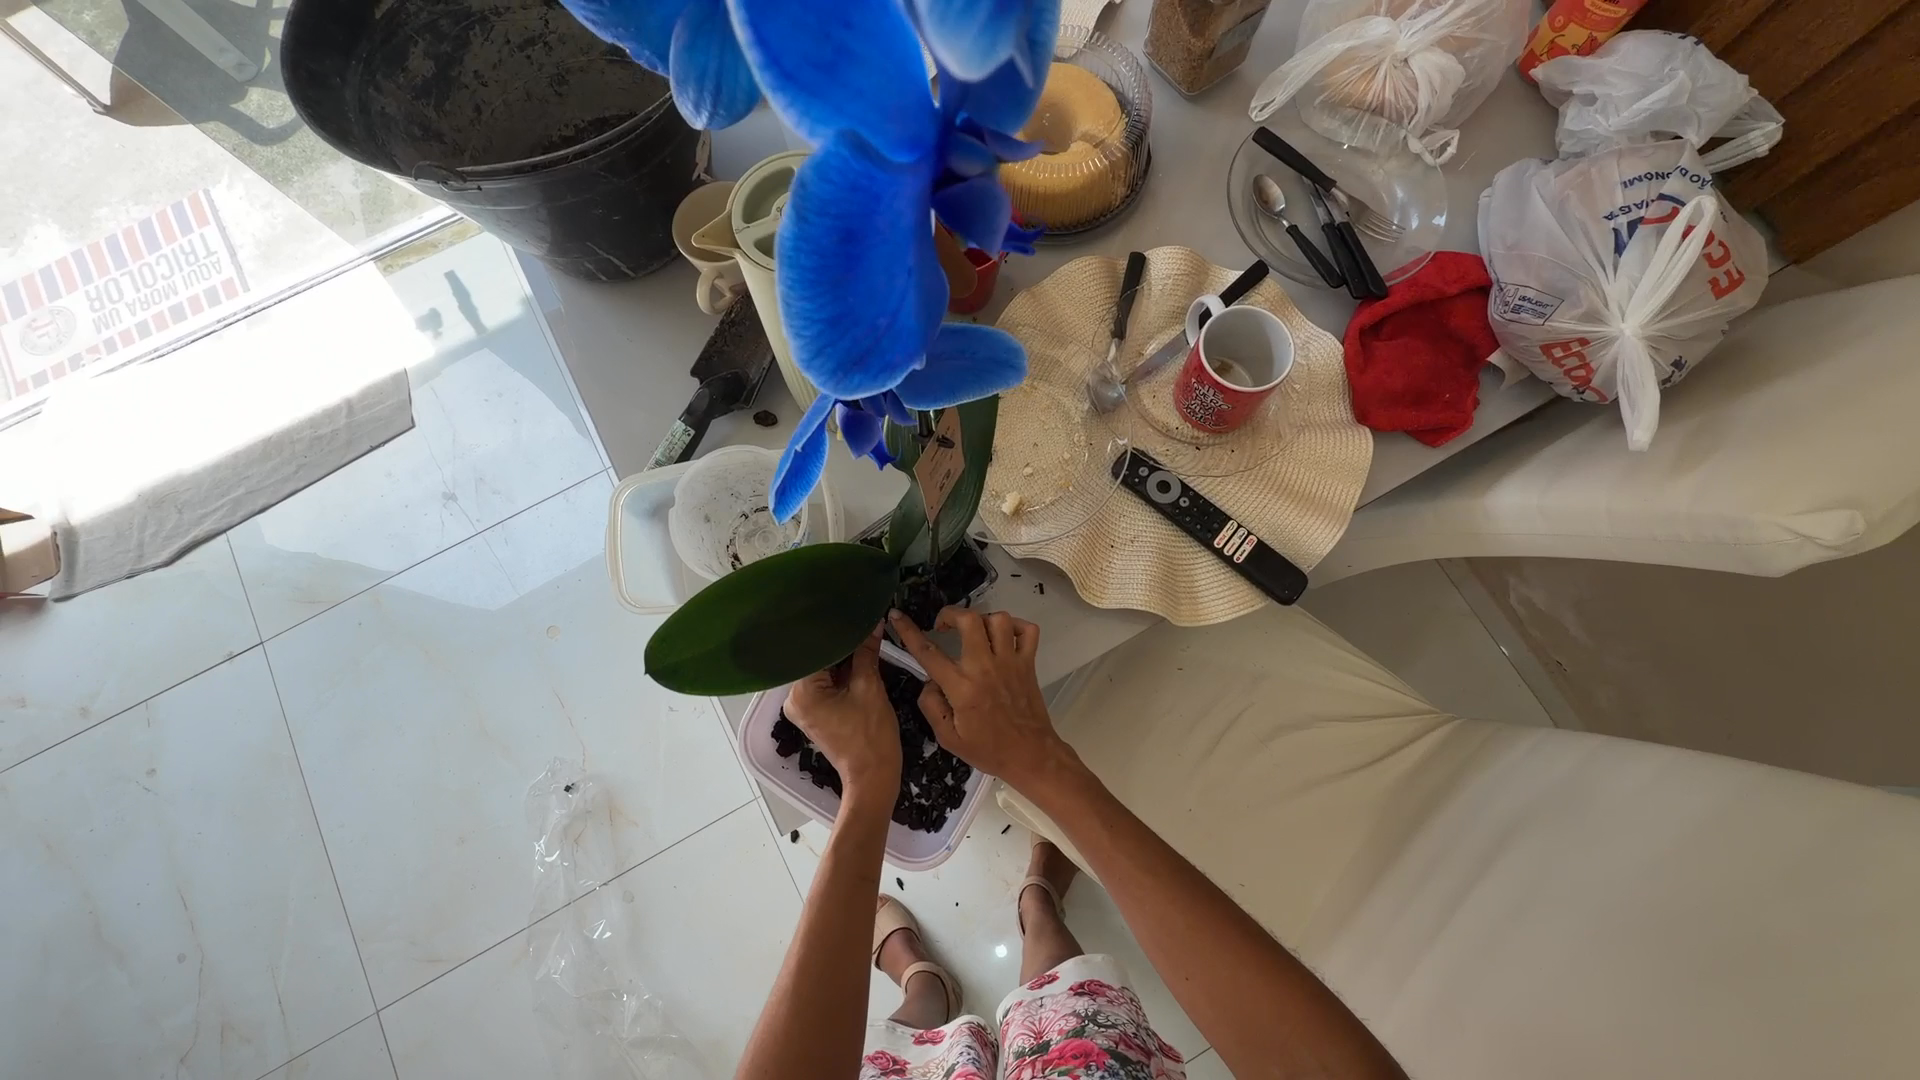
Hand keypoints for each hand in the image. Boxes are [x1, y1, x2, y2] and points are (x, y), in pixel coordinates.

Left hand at [782, 626, 900, 803]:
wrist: (873, 775)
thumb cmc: (870, 735)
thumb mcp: (870, 687)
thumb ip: (866, 651)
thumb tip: (873, 622)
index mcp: (801, 691)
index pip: (815, 648)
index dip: (835, 630)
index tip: (849, 609)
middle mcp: (793, 697)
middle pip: (817, 659)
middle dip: (840, 643)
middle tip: (859, 618)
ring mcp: (803, 706)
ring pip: (823, 669)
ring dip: (842, 657)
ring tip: (861, 632)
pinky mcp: (814, 711)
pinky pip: (826, 683)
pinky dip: (841, 672)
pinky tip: (857, 656)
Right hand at [888, 607, 1076, 790]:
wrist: (1030, 755)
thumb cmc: (987, 750)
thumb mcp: (948, 738)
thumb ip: (931, 706)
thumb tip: (929, 681)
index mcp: (961, 687)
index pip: (929, 652)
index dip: (908, 630)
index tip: (897, 616)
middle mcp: (985, 667)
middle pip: (969, 620)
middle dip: (950, 614)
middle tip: (943, 625)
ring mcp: (1010, 662)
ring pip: (999, 619)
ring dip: (983, 619)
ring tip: (974, 632)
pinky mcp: (1029, 663)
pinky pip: (1028, 631)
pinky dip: (1016, 626)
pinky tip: (1005, 637)